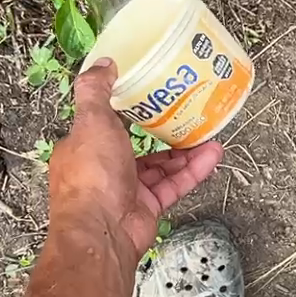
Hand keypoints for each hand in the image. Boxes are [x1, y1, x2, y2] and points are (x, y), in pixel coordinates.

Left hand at [43, 59, 222, 258]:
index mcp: (84, 147)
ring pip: (161, 165)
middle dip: (163, 130)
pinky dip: (193, 170)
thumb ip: (96, 91)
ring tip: (208, 134)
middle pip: (138, 144)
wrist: (103, 232)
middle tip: (187, 113)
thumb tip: (102, 64)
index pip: (106, 123)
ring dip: (184, 151)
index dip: (128, 109)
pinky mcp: (148, 207)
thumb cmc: (92, 178)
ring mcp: (127, 189)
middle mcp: (104, 168)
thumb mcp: (91, 122)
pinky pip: (174, 184)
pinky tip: (211, 156)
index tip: (151, 93)